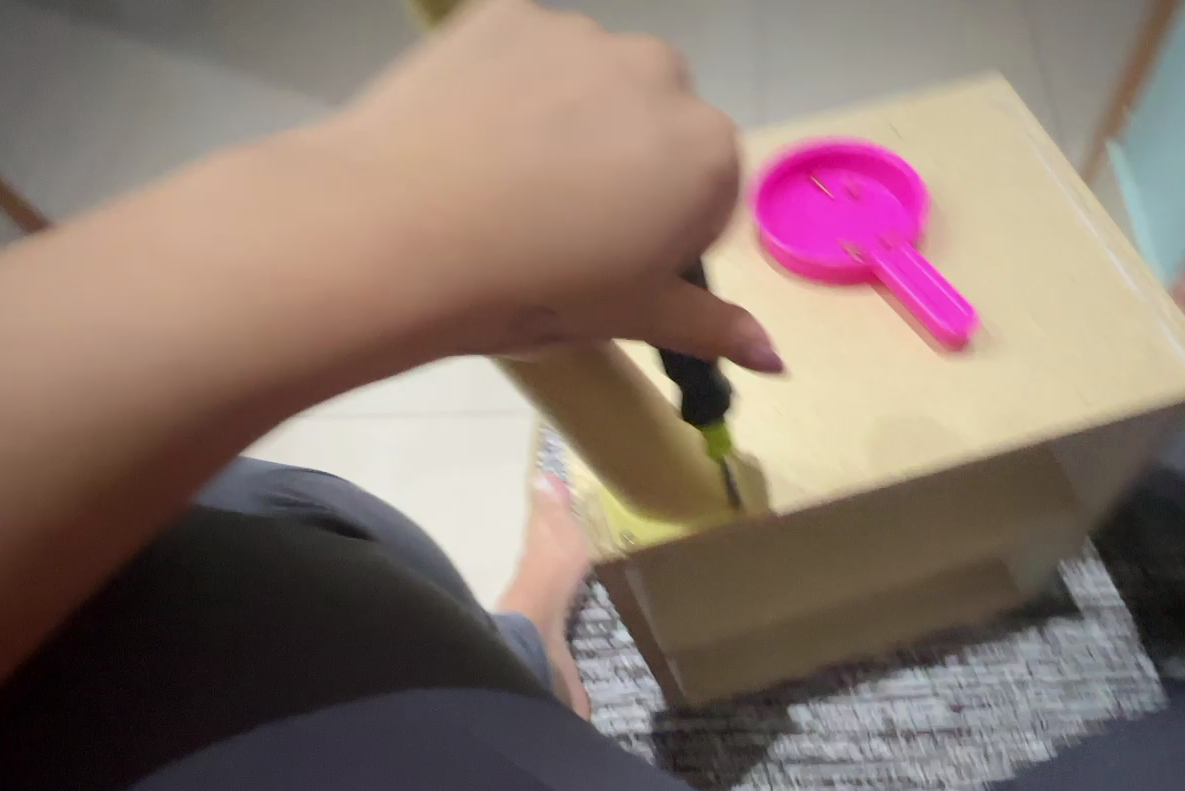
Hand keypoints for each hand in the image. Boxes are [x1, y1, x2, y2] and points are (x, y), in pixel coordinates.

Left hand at [320, 0, 781, 371]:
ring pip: (602, 90)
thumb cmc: (544, 290)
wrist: (405, 235)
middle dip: (635, 172)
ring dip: (581, 128)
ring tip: (516, 186)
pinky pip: (538, 58)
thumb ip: (712, 329)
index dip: (670, 235)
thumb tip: (778, 362)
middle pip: (664, 132)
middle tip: (567, 227)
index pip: (712, 195)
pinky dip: (523, 93)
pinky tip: (483, 142)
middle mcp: (664, 75)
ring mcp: (584, 35)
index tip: (620, 263)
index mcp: (708, 154)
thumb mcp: (637, 317)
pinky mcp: (508, 12)